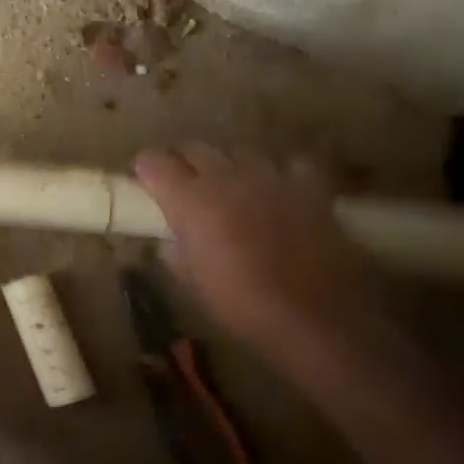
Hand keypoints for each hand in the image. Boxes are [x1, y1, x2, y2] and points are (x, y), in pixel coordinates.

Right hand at [134, 144, 382, 362]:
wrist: (316, 316)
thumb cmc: (242, 304)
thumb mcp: (192, 282)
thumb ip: (174, 251)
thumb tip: (169, 240)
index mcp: (189, 200)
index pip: (153, 160)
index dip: (146, 170)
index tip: (147, 185)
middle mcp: (225, 177)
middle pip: (194, 147)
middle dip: (183, 161)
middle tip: (184, 184)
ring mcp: (270, 177)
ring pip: (239, 150)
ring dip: (228, 164)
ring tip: (230, 185)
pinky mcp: (309, 187)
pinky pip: (290, 163)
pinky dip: (281, 172)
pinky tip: (280, 189)